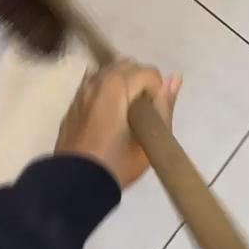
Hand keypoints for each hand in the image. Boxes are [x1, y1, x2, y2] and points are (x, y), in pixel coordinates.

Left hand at [55, 60, 180, 188]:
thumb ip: (164, 106)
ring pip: (108, 71)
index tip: (154, 114)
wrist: (76, 182)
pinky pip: (93, 83)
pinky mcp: (73, 103)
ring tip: (127, 113)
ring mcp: (82, 90)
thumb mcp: (149, 139)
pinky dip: (106, 90)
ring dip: (123, 84)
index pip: (149, 72)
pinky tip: (109, 111)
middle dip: (141, 82)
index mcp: (117, 86)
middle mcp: (97, 81)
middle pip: (127, 65)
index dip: (157, 91)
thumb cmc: (117, 163)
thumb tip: (175, 78)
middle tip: (144, 111)